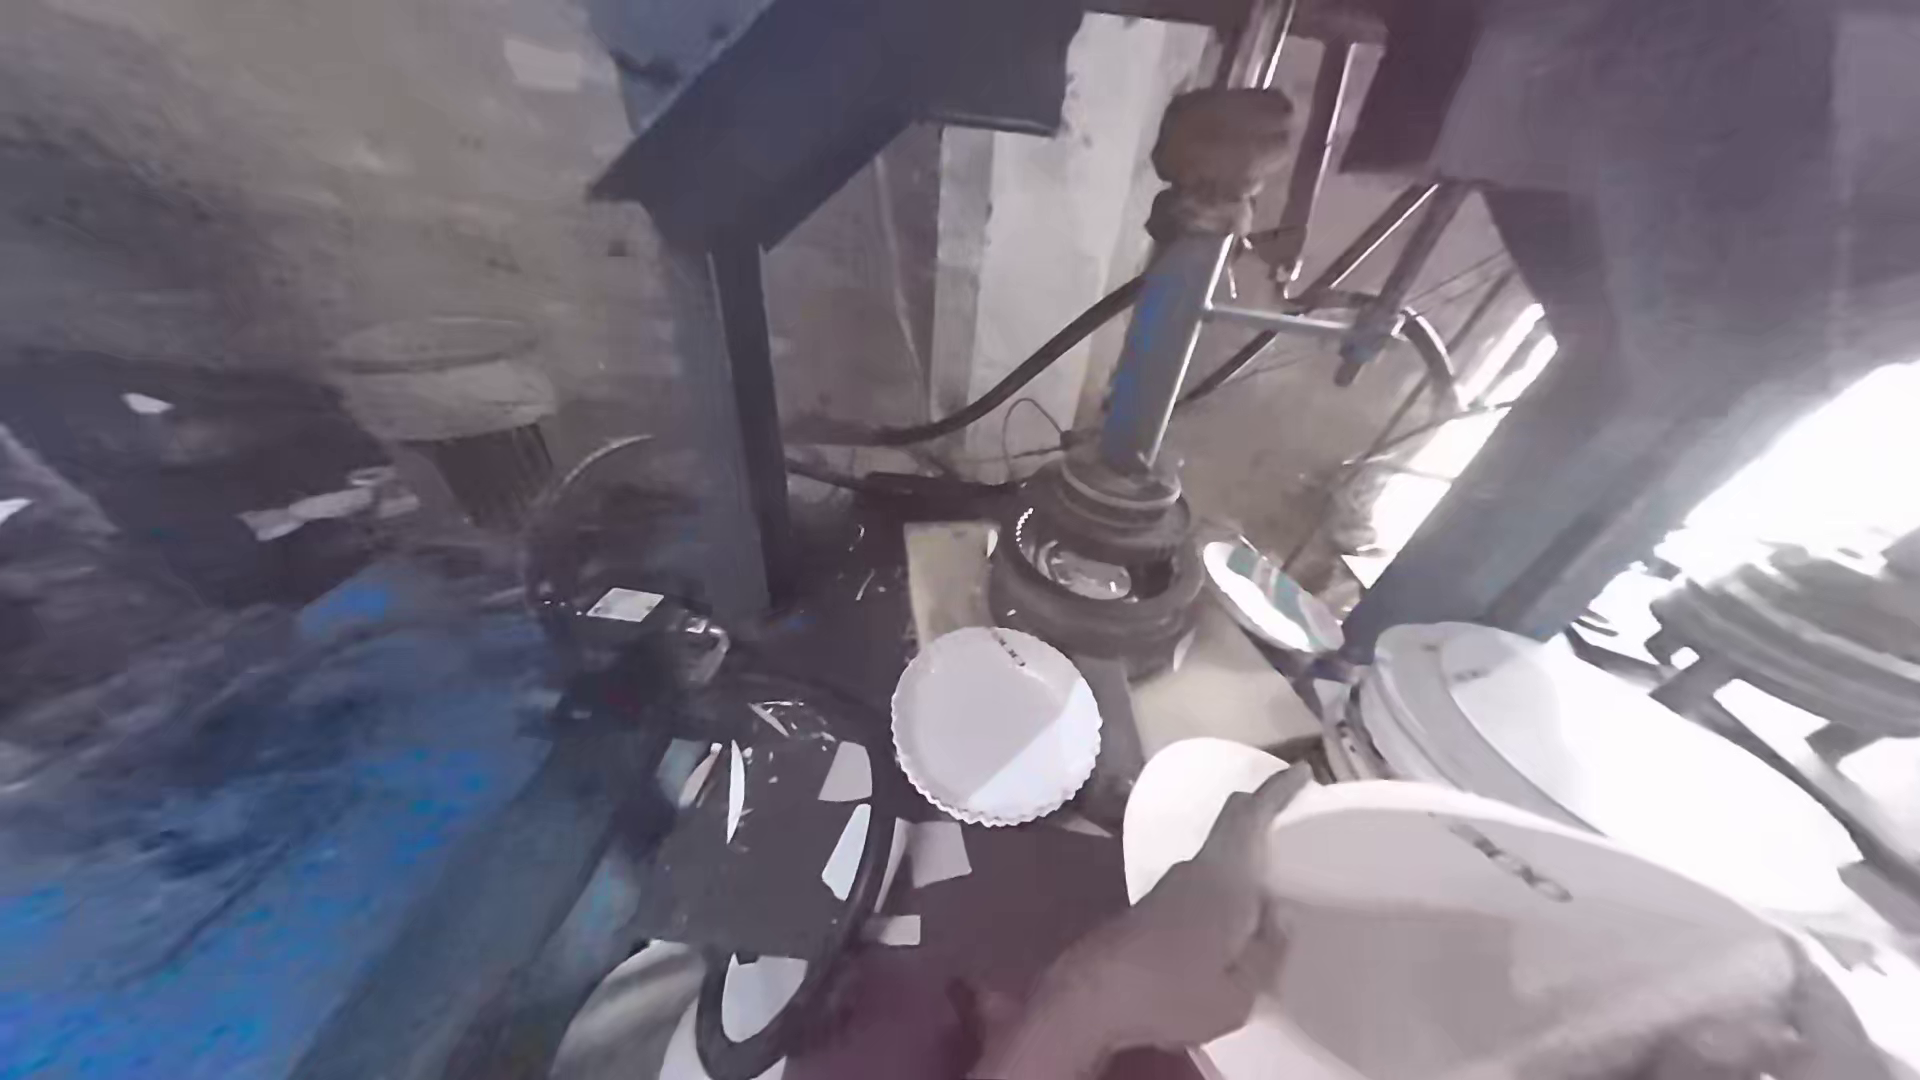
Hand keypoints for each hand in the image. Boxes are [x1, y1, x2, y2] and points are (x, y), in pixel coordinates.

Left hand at [977, 766, 1308, 1077]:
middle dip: (1263, 805)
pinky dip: (1234, 867)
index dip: (1275, 790)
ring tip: (1285, 857)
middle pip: (1232, 820)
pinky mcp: (1166, 897)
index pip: (1248, 817)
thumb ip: (1267, 947)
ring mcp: (1178, 880)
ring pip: (1221, 846)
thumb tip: (1284, 907)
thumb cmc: (1175, 991)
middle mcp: (1198, 867)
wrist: (1100, 989)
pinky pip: (1211, 869)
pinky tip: (1248, 900)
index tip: (1301, 770)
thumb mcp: (1239, 990)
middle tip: (1300, 808)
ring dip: (1249, 839)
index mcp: (1222, 879)